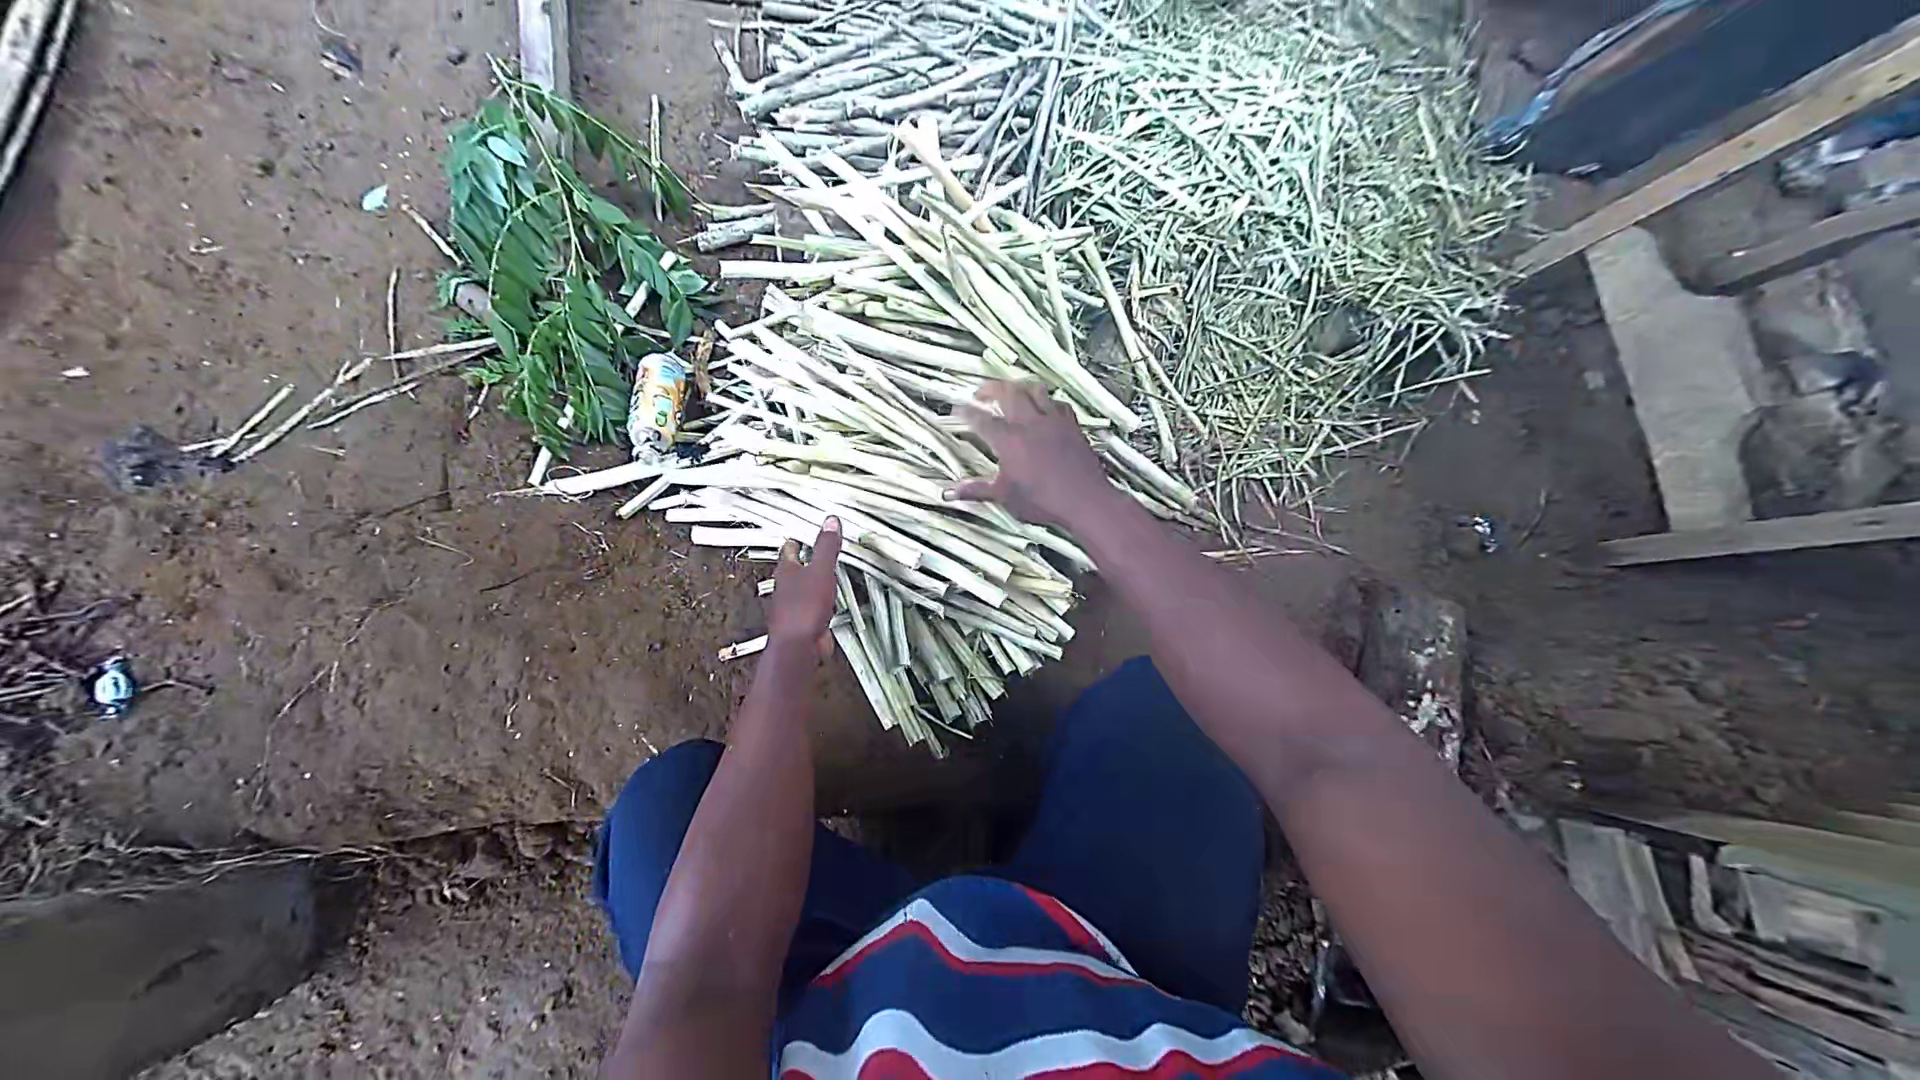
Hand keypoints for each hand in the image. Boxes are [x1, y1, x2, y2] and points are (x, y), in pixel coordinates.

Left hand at [768, 517, 842, 651]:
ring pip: (804, 588)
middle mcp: (786, 587)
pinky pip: (814, 607)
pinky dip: (823, 603)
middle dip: (806, 561)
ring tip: (828, 575)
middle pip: (795, 569)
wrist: (799, 646)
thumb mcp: (821, 570)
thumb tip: (831, 521)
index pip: (789, 549)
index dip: (798, 540)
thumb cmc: (805, 607)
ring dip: (815, 582)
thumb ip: (826, 546)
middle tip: (819, 551)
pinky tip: (832, 604)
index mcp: (786, 570)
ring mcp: (794, 606)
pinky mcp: (804, 622)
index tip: (806, 533)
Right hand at [945, 380, 1116, 528]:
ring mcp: (1053, 421)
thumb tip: (951, 492)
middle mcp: (1029, 423)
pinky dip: (1048, 400)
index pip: (981, 419)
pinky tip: (1046, 406)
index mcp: (1008, 440)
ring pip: (1034, 389)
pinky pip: (1058, 403)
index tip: (958, 409)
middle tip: (981, 393)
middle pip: (1007, 392)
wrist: (1084, 500)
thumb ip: (977, 490)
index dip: (967, 412)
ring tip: (1011, 390)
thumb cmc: (1043, 501)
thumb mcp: (1005, 497)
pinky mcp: (1072, 425)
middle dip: (990, 388)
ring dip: (1020, 386)